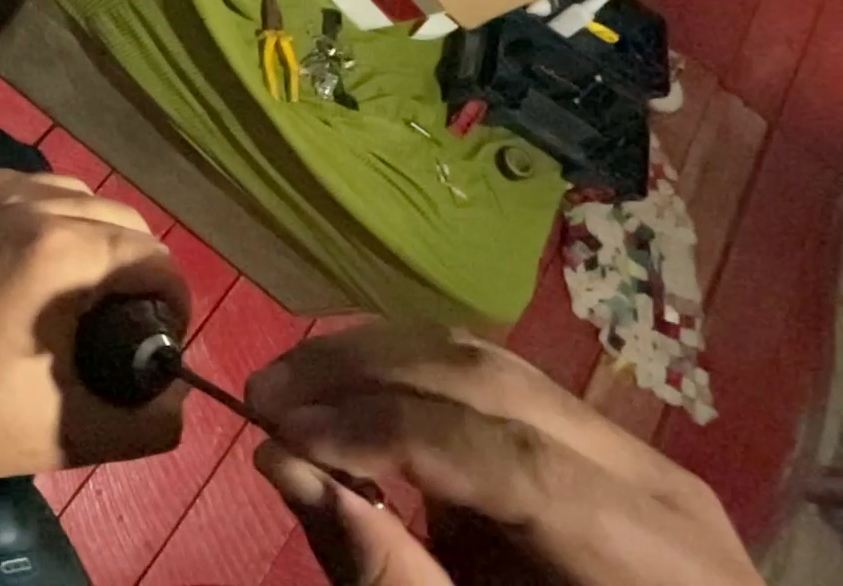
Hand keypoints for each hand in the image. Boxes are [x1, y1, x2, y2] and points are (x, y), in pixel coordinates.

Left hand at [0, 169, 189, 483]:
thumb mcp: (63, 434)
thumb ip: (143, 423)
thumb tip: (178, 400)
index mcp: (56, 250)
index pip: (150, 254)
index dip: (173, 298)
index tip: (164, 337)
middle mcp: (24, 203)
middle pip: (118, 216)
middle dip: (139, 265)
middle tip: (130, 319)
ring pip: (72, 194)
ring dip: (96, 234)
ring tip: (87, 288)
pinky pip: (25, 188)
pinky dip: (49, 214)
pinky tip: (36, 259)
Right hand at [244, 323, 761, 585]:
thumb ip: (382, 568)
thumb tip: (280, 461)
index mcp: (653, 556)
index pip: (505, 457)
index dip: (382, 432)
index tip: (281, 433)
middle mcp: (644, 471)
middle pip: (480, 377)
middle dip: (355, 373)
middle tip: (263, 393)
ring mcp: (608, 434)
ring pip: (466, 351)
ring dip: (358, 357)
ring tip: (284, 383)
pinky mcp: (563, 420)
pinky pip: (465, 364)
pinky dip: (385, 364)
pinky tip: (333, 386)